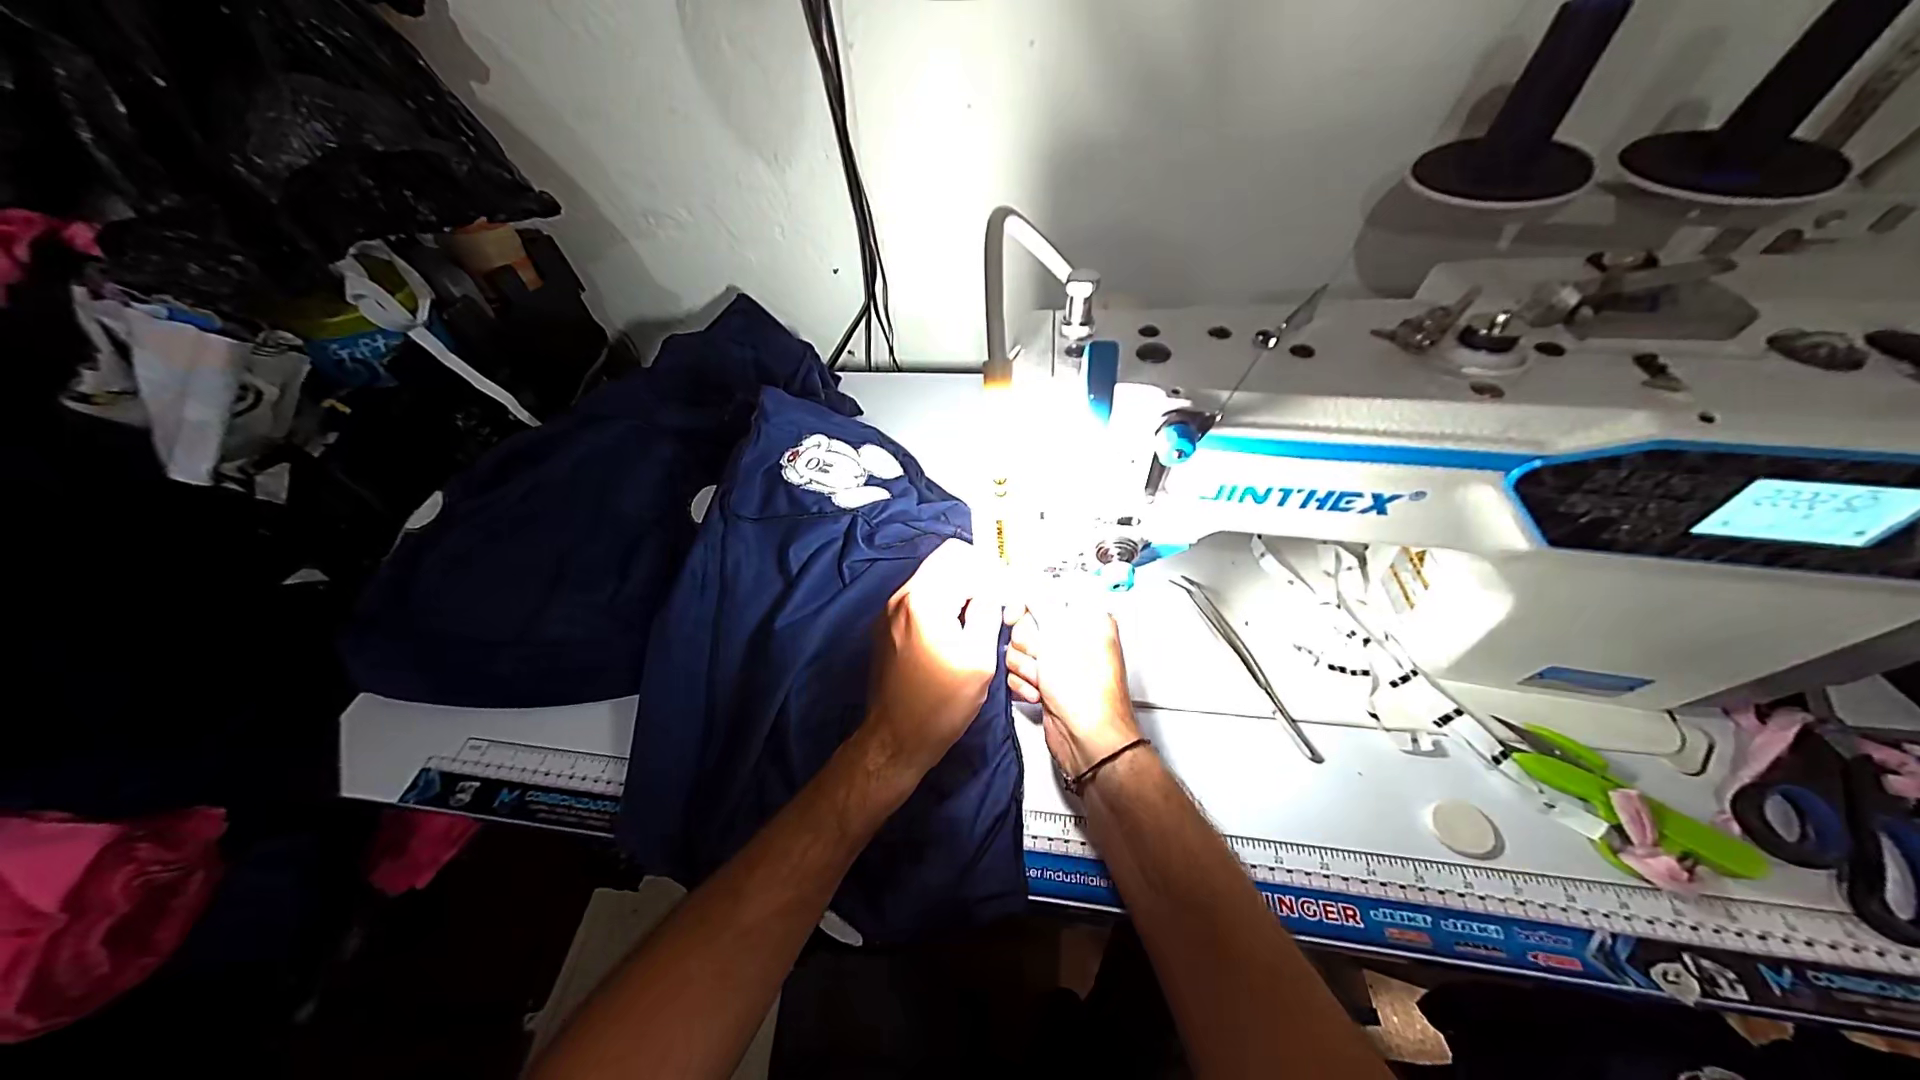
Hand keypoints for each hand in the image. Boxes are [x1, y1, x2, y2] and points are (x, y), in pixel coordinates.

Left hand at [861, 539, 1007, 779]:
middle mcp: (902, 599)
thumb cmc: (936, 707)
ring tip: (984, 612)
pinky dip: (945, 602)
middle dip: (977, 574)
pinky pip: (922, 599)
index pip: (961, 558)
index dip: (991, 569)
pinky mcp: (889, 626)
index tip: (1008, 588)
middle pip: (945, 561)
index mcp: (923, 601)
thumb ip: (987, 615)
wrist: (895, 739)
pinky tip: (961, 626)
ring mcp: (891, 612)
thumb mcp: (978, 660)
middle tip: (1000, 596)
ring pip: (934, 578)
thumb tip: (993, 592)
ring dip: (961, 588)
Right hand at [1006, 595, 1142, 778]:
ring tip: (1043, 681)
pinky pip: (1018, 672)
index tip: (1015, 613)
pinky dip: (1023, 684)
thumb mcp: (1059, 636)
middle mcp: (1073, 636)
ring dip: (1024, 666)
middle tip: (1041, 657)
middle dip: (1027, 642)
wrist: (1088, 741)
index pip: (1045, 591)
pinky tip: (1039, 694)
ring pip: (1018, 648)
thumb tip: (1027, 586)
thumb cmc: (1086, 692)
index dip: (1025, 601)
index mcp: (1086, 616)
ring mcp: (1059, 661)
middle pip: (1026, 621)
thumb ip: (1039, 604)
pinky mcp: (1045, 682)